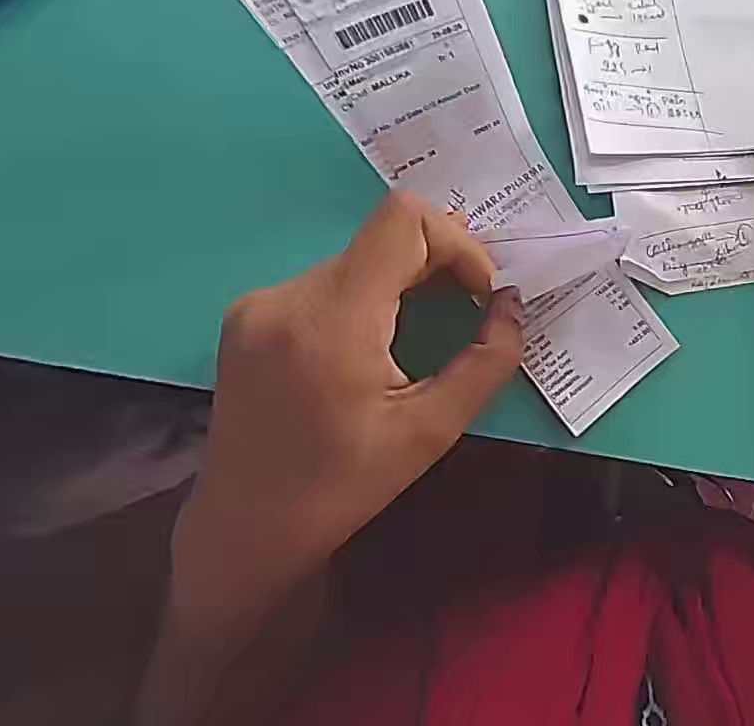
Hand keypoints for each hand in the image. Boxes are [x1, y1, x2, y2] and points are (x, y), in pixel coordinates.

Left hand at [174, 191, 524, 626]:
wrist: (243, 532)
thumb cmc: (343, 487)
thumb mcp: (434, 429)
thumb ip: (489, 359)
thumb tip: (511, 301)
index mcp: (331, 322)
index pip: (403, 221)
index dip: (458, 240)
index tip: (479, 288)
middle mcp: (288, 296)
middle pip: (387, 233)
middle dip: (443, 259)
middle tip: (471, 303)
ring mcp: (263, 301)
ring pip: (365, 251)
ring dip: (412, 274)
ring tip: (434, 317)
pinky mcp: (255, 312)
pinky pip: (338, 273)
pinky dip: (379, 286)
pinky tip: (388, 330)